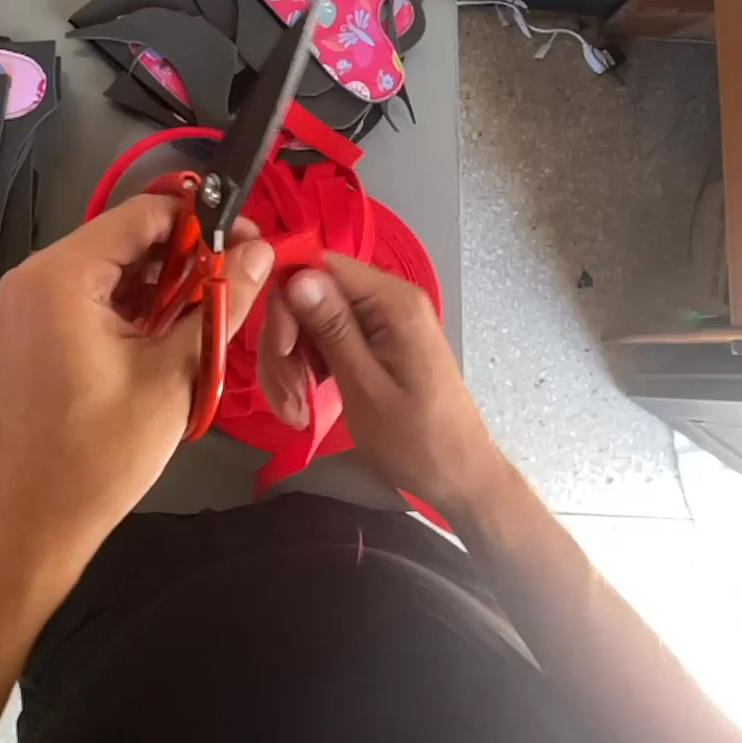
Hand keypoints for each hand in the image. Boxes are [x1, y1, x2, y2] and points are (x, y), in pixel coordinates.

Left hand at [0, 194, 273, 553]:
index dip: (203, 220)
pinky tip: (177, 326)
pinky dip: (142, 301)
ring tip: (217, 306)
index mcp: (63, 275)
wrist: (37, 521)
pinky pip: (100, 292)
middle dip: (190, 253)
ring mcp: (34, 299)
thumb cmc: (103, 452)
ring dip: (169, 280)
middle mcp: (39, 274)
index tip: (249, 241)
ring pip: (118, 264)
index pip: (144, 214)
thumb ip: (222, 303)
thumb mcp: (175, 372)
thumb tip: (263, 250)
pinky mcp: (40, 324)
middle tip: (242, 276)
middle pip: (129, 236)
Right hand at [260, 253, 506, 515]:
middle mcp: (387, 299)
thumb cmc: (416, 440)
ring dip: (291, 364)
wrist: (458, 477)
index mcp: (392, 301)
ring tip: (295, 411)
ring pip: (309, 320)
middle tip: (287, 397)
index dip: (287, 301)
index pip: (318, 266)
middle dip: (286, 344)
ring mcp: (381, 320)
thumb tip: (297, 275)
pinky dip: (306, 370)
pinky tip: (305, 405)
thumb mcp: (365, 387)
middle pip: (308, 294)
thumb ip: (332, 328)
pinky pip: (324, 339)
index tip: (282, 350)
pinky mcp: (374, 341)